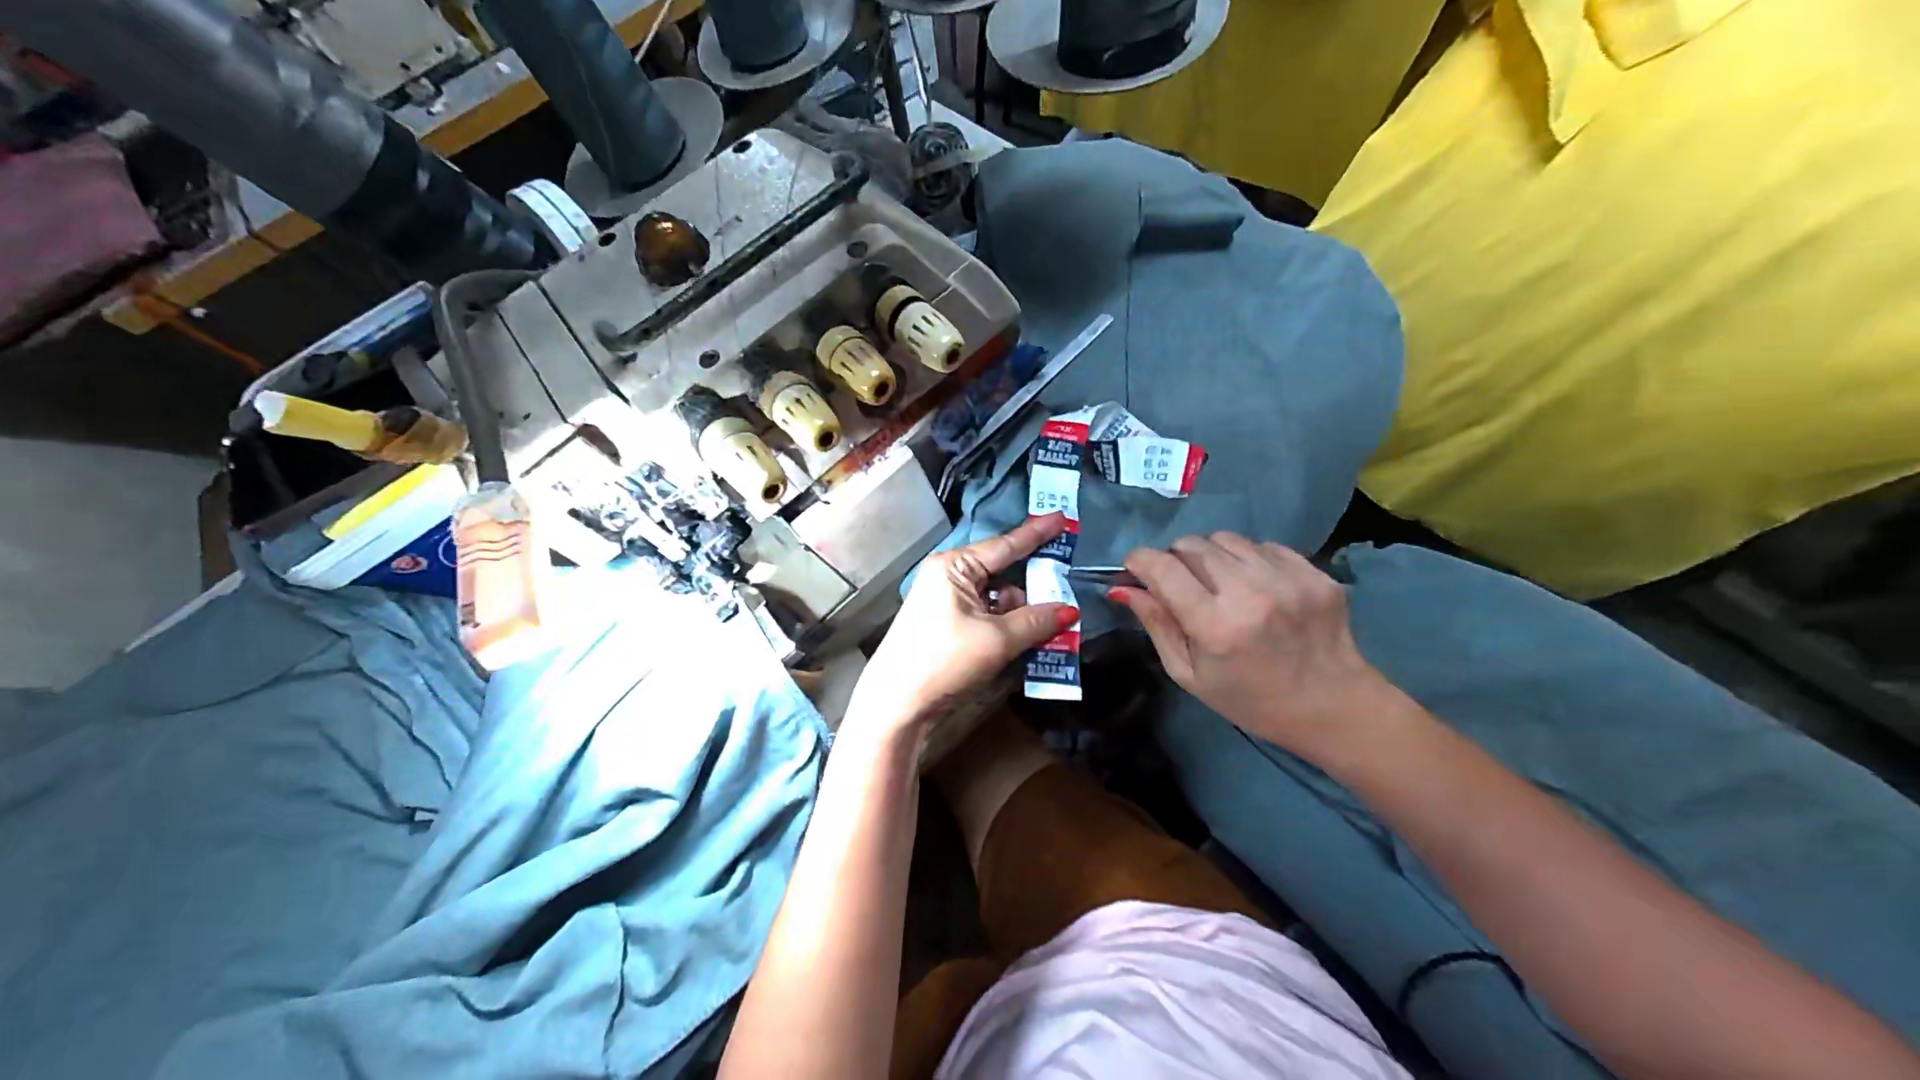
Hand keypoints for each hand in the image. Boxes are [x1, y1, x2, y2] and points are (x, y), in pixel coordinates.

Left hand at [846, 514, 1079, 737]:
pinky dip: (1007, 627)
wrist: (897, 705)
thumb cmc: (943, 661)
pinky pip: (987, 616)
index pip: (1004, 545)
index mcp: (953, 567)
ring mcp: (945, 602)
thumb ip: (1036, 621)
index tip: (1063, 519)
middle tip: (1065, 592)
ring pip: (997, 599)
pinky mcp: (946, 627)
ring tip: (1049, 631)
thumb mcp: (997, 640)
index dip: (1037, 534)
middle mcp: (947, 577)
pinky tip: (1025, 642)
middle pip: (1003, 574)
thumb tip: (1069, 610)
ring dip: (1021, 614)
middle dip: (1033, 587)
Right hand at [1111, 532, 1392, 757]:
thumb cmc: (1250, 700)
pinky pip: (1264, 546)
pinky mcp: (1314, 573)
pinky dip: (1249, 560)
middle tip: (1180, 583)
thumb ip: (1157, 625)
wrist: (1334, 708)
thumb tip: (1123, 587)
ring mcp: (1288, 579)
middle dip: (1175, 558)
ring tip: (1221, 584)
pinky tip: (1256, 587)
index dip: (1140, 560)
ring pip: (1227, 539)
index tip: (1135, 568)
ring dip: (1212, 556)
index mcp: (1216, 626)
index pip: (1163, 567)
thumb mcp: (1189, 674)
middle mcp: (1251, 593)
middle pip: (1193, 545)